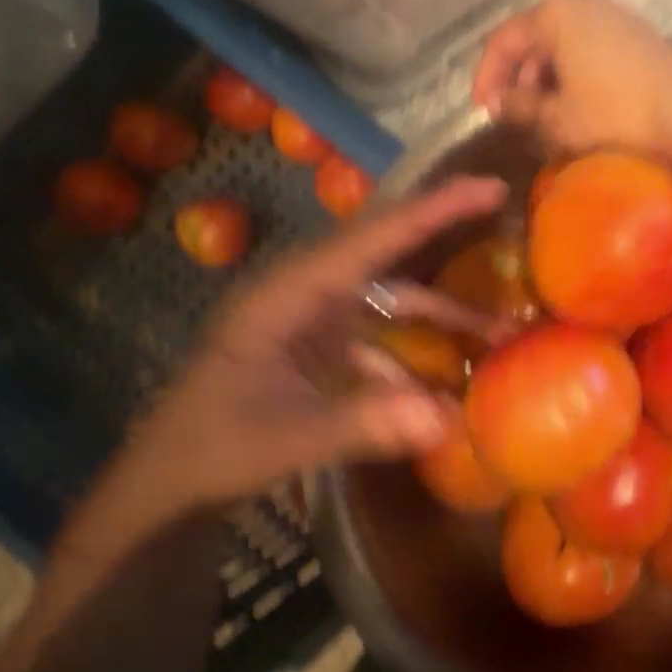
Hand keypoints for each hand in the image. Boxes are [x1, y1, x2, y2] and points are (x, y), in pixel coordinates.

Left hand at [74, 177, 507, 548]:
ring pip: (394, 296)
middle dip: (447, 231)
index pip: (373, 239)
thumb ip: (363, 424)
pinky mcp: (324, 346)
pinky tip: (457, 374)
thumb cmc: (211, 451)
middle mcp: (307, 292)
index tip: (490, 187)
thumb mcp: (285, 440)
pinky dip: (424, 345)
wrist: (166, 483)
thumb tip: (448, 418)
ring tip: (504, 326)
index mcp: (290, 293)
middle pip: (388, 250)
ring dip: (446, 309)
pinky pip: (387, 331)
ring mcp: (316, 319)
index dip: (433, 210)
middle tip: (504, 208)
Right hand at [473, 0, 671, 155]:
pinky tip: (585, 109)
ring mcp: (620, 16)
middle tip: (516, 115)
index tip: (483, 110)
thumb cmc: (616, 115)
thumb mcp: (558, 118)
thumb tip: (500, 103)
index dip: (486, 76)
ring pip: (569, 45)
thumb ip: (520, 107)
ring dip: (552, 79)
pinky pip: (597, 51)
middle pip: (538, 37)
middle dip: (522, 77)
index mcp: (556, 13)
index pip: (504, 39)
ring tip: (550, 117)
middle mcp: (587, 2)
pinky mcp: (645, 36)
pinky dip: (581, 76)